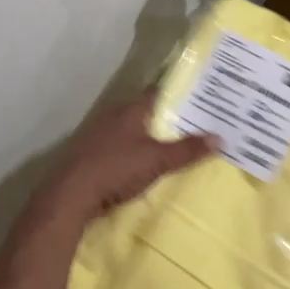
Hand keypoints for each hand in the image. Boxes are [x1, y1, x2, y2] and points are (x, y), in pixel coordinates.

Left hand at [32, 89, 217, 226]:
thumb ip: (187, 150)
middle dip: (163, 119)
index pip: (157, 94)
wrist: (69, 194)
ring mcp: (96, 134)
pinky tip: (138, 164)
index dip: (177, 96)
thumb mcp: (157, 161)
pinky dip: (128, 152)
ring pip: (128, 130)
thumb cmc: (115, 168)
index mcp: (130, 110)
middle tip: (190, 125)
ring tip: (168, 145)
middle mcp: (112, 115)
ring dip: (144, 137)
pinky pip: (115, 147)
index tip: (198, 99)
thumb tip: (220, 138)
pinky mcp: (86, 154)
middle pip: (143, 112)